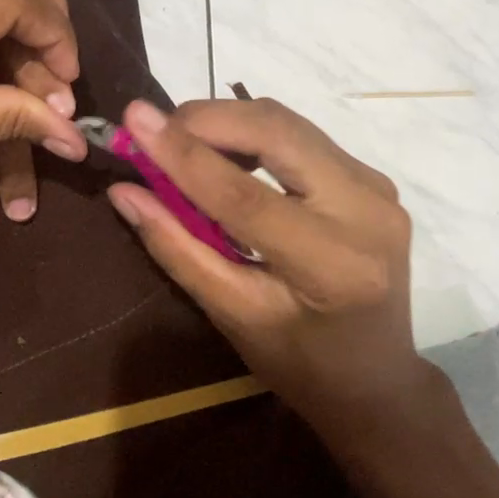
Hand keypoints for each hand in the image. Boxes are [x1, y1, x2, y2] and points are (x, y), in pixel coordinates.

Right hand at [107, 99, 425, 420]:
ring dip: (224, 120)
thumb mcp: (230, 314)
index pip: (245, 195)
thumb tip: (123, 191)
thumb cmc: (297, 360)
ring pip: (284, 121)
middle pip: (275, 132)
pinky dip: (247, 130)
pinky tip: (220, 150)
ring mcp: (375, 187)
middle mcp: (366, 212)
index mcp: (333, 265)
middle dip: (204, 120)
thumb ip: (175, 247)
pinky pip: (296, 132)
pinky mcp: (368, 175)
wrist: (376, 377)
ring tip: (179, 140)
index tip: (133, 120)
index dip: (184, 154)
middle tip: (153, 129)